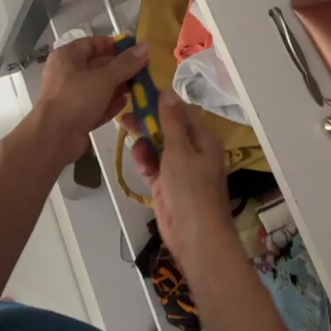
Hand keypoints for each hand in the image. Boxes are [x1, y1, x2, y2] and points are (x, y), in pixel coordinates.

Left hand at [33, 36, 150, 159]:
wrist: (54, 138)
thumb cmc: (76, 98)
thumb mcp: (103, 78)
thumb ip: (125, 64)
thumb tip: (145, 47)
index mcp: (67, 56)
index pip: (93, 44)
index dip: (114, 45)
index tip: (136, 50)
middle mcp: (68, 73)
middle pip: (98, 66)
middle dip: (121, 69)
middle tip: (145, 71)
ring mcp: (72, 96)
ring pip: (99, 87)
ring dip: (119, 88)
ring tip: (142, 87)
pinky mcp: (78, 116)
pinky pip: (98, 105)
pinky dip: (111, 104)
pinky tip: (128, 104)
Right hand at [125, 91, 231, 268]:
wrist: (195, 237)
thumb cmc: (191, 188)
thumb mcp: (180, 150)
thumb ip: (171, 121)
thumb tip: (167, 93)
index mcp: (203, 138)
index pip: (182, 111)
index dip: (163, 101)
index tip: (140, 92)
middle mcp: (193, 150)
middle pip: (168, 127)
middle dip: (148, 122)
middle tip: (126, 115)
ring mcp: (180, 169)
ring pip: (157, 146)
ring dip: (145, 143)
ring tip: (132, 141)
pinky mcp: (167, 185)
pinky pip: (153, 166)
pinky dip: (145, 162)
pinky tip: (139, 163)